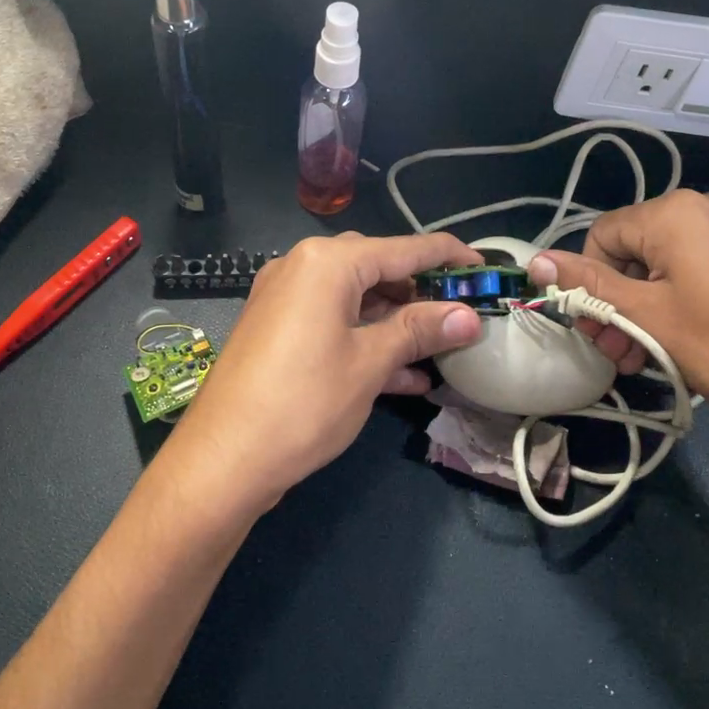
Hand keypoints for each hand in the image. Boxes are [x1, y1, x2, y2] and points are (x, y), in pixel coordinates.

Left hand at [165, 232, 483, 514]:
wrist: (223, 460)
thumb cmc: (304, 403)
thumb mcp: (369, 364)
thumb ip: (419, 331)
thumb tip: (468, 316)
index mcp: (325, 263)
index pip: (402, 248)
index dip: (447, 256)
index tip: (484, 267)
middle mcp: (301, 268)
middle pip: (376, 268)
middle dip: (420, 292)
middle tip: (460, 314)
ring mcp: (284, 300)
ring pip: (354, 299)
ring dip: (396, 322)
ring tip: (440, 347)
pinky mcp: (276, 332)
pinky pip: (332, 323)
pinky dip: (366, 341)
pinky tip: (405, 376)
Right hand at [527, 190, 708, 431]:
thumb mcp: (652, 320)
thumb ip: (590, 287)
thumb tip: (535, 260)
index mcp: (673, 212)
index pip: (600, 238)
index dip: (590, 287)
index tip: (602, 336)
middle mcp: (705, 204)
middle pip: (634, 250)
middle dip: (620, 302)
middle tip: (624, 356)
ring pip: (667, 262)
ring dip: (650, 307)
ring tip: (657, 357)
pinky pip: (703, 265)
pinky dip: (685, 298)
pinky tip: (696, 340)